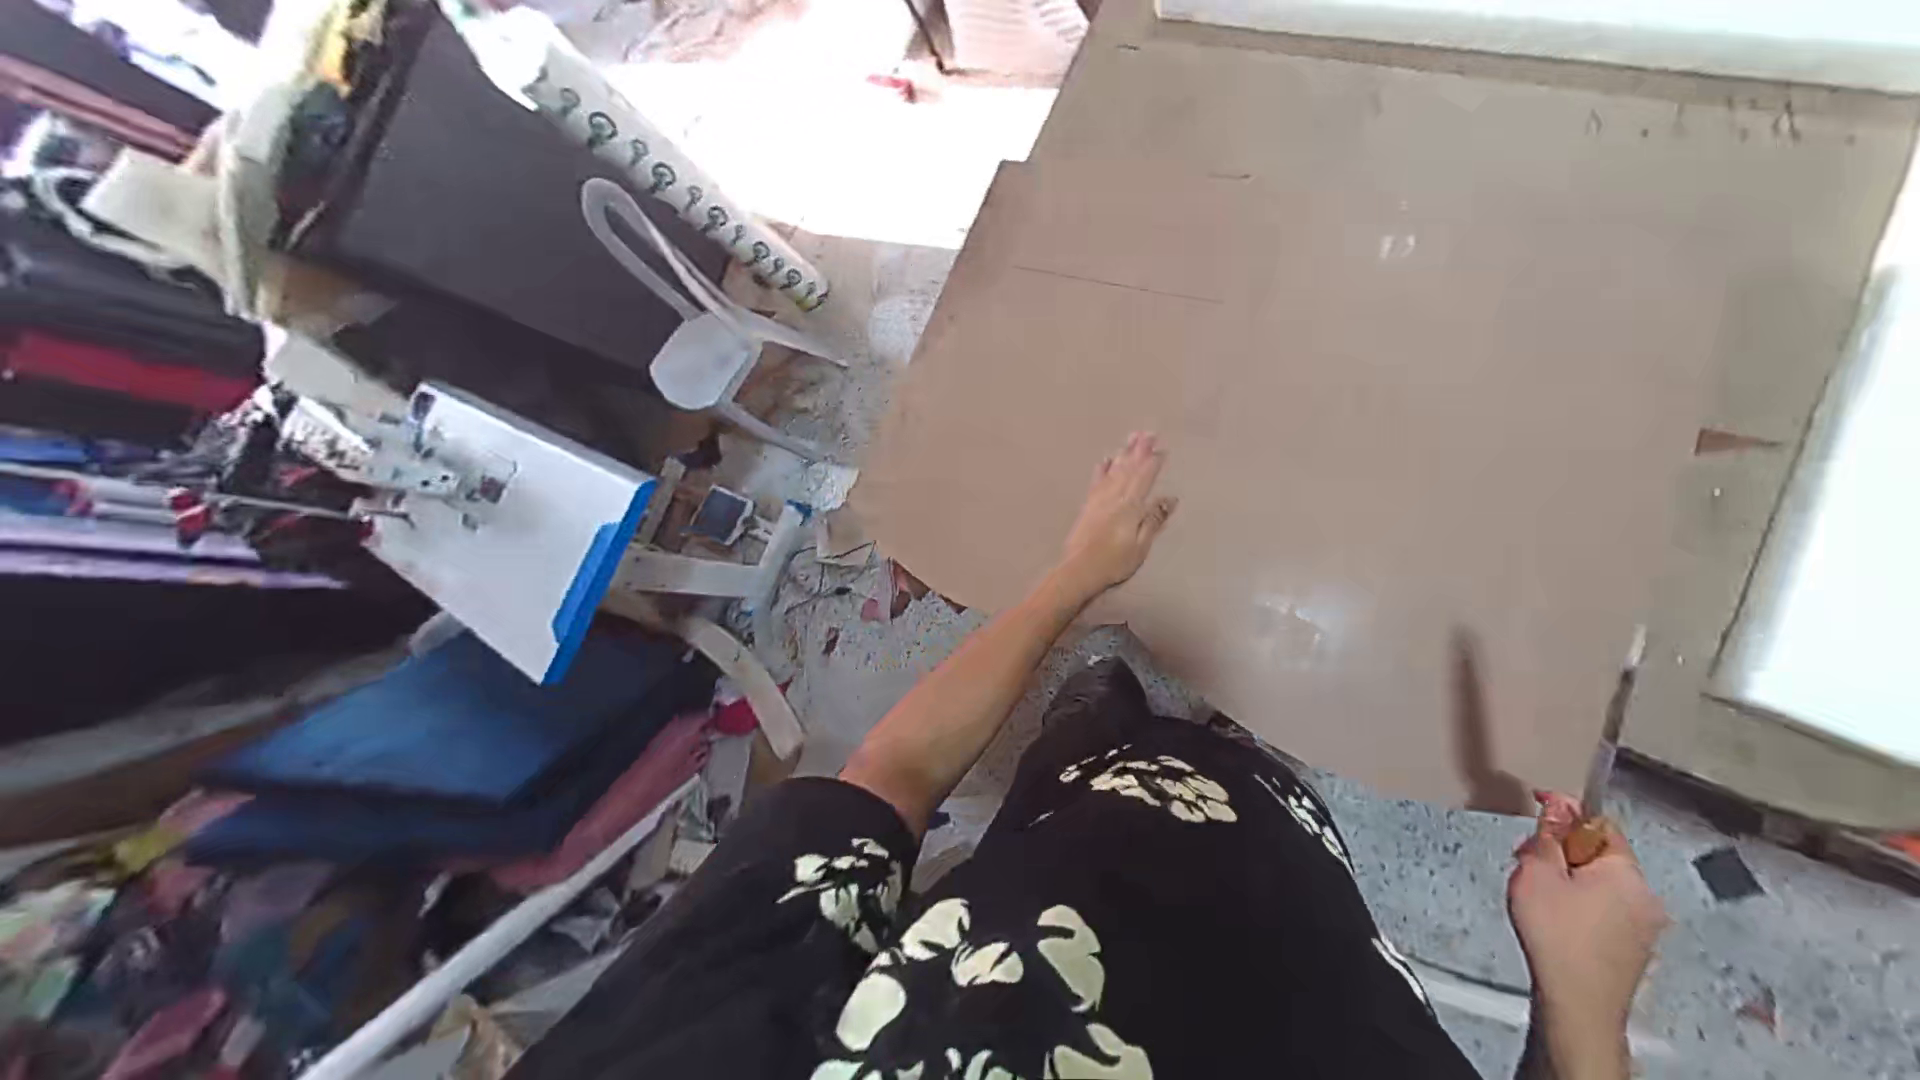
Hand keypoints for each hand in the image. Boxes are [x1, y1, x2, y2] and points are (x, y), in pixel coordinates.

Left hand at [1055, 432, 1178, 600]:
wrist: (1078, 569)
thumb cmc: (1114, 562)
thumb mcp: (1141, 545)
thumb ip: (1154, 519)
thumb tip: (1170, 498)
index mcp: (1130, 506)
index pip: (1144, 478)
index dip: (1153, 463)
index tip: (1162, 448)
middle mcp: (1113, 497)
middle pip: (1128, 469)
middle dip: (1139, 450)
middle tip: (1148, 432)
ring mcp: (1098, 500)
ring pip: (1113, 471)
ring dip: (1123, 454)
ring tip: (1131, 438)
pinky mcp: (1087, 507)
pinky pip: (1096, 482)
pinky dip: (1102, 469)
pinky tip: (1105, 460)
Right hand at [1508, 792, 1666, 1079]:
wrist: (1578, 997)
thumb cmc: (1555, 929)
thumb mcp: (1537, 870)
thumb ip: (1548, 835)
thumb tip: (1558, 805)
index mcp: (1626, 873)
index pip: (1600, 823)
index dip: (1567, 808)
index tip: (1538, 799)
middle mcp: (1646, 895)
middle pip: (1601, 853)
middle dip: (1563, 847)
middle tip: (1526, 856)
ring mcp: (1645, 924)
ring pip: (1603, 880)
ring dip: (1569, 872)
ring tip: (1536, 886)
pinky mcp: (1635, 945)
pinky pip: (1607, 904)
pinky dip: (1580, 897)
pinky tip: (1555, 912)